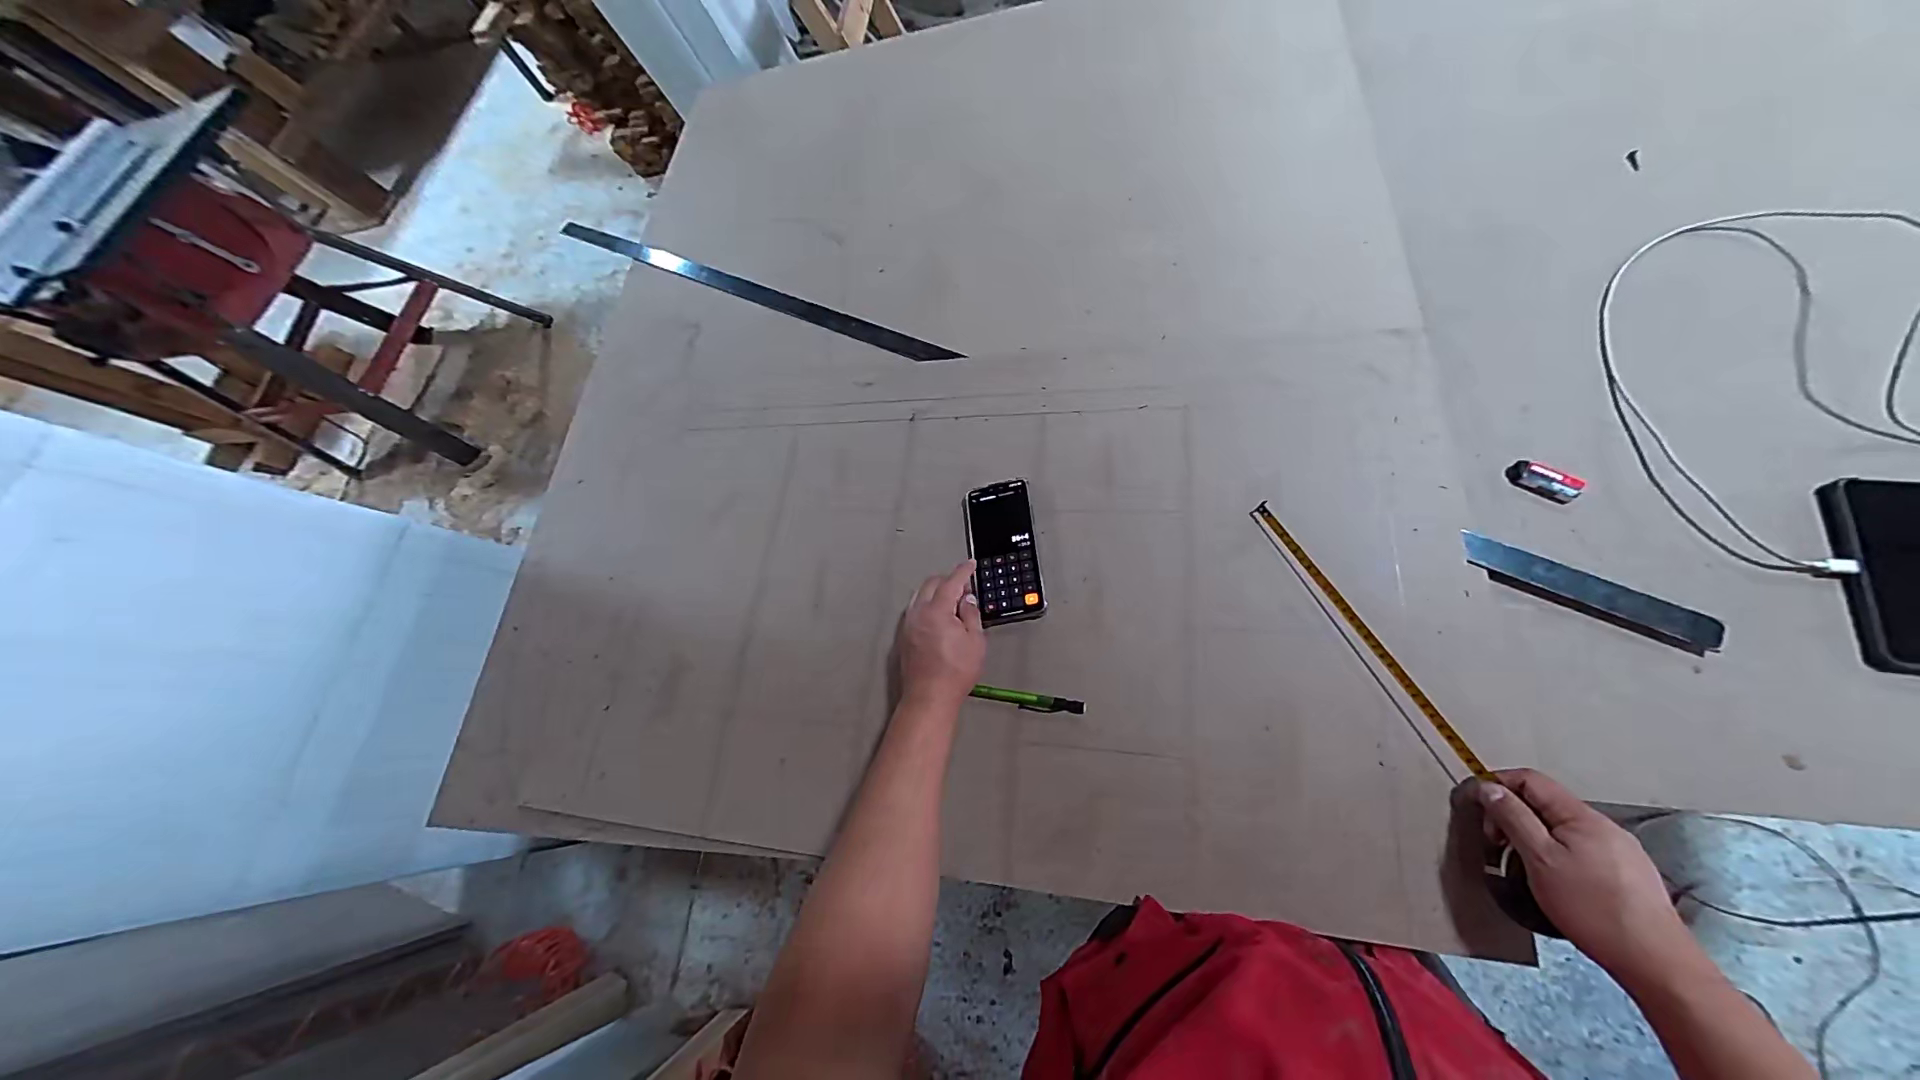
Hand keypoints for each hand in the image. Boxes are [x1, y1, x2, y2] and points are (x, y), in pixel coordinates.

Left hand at [895, 561, 985, 709]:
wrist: (929, 697)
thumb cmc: (952, 674)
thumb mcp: (975, 641)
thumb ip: (971, 615)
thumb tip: (968, 601)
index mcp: (937, 611)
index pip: (951, 581)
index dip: (963, 571)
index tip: (969, 565)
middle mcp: (918, 614)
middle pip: (932, 584)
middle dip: (949, 580)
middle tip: (965, 587)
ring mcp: (909, 625)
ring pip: (921, 595)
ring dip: (936, 593)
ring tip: (953, 603)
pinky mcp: (905, 636)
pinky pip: (916, 609)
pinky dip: (928, 605)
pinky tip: (939, 617)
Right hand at [1473, 769, 1691, 982]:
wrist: (1656, 962)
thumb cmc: (1591, 908)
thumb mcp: (1539, 858)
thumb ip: (1512, 817)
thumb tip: (1490, 788)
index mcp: (1582, 816)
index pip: (1530, 780)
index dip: (1498, 784)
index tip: (1479, 807)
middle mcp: (1605, 826)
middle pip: (1545, 803)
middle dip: (1513, 814)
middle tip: (1497, 842)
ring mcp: (1621, 850)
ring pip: (1561, 827)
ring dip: (1533, 836)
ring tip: (1522, 863)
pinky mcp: (1628, 873)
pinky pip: (1580, 847)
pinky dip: (1555, 852)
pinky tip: (1554, 878)